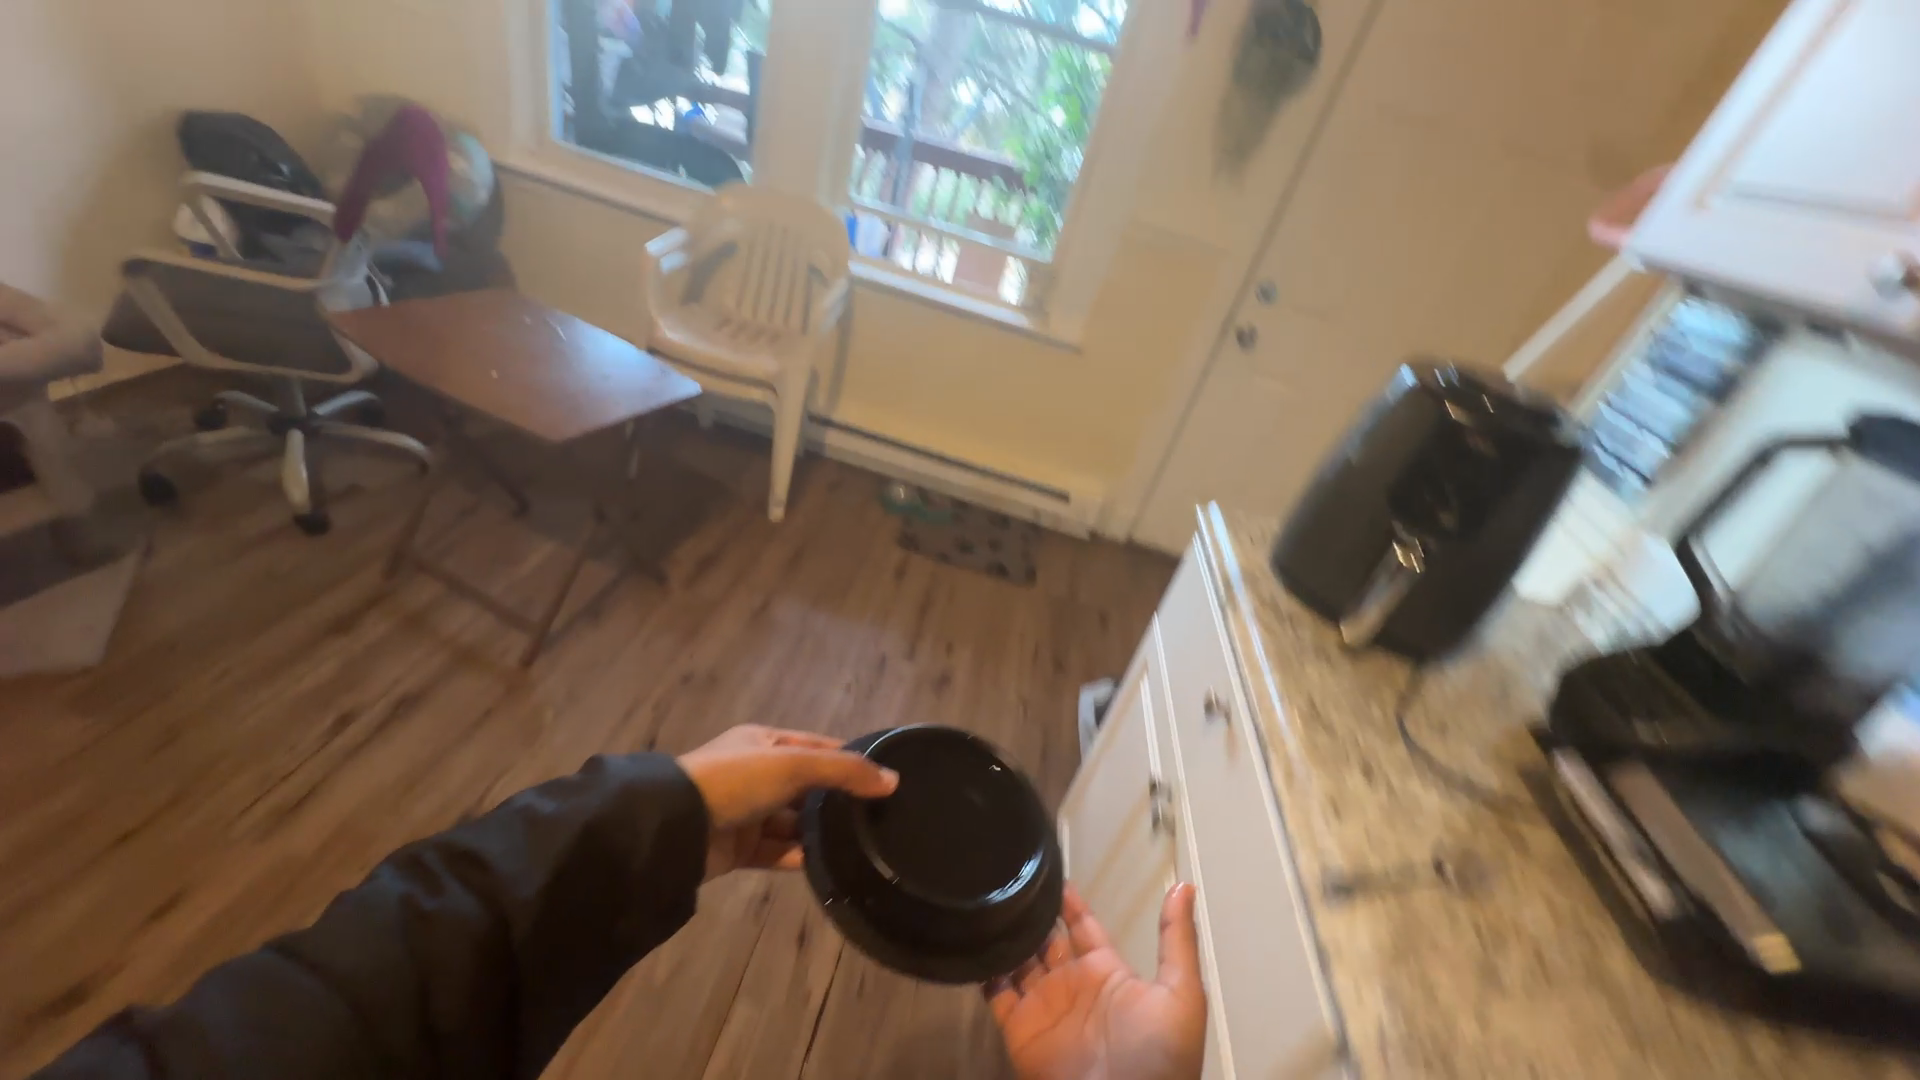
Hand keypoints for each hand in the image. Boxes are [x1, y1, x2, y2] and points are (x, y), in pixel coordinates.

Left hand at [677, 724, 897, 880]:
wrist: (673, 827)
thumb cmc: (736, 780)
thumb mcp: (794, 764)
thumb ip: (844, 771)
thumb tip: (892, 780)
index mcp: (764, 742)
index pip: (817, 746)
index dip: (848, 759)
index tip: (883, 777)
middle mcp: (757, 774)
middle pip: (807, 786)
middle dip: (837, 799)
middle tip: (878, 816)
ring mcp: (747, 812)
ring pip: (793, 821)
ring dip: (819, 831)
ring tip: (859, 843)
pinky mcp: (740, 848)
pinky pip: (778, 851)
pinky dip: (800, 856)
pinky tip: (829, 864)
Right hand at [987, 884, 1206, 1079]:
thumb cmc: (1156, 1056)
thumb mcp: (1181, 996)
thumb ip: (1177, 939)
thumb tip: (1184, 883)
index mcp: (1107, 971)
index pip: (1083, 925)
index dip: (1068, 901)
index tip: (1048, 870)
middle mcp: (1071, 983)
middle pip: (1045, 938)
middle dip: (1031, 914)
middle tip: (1011, 878)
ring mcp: (1043, 1005)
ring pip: (1017, 959)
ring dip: (1007, 934)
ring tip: (989, 900)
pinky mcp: (1018, 1028)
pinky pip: (994, 991)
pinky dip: (984, 967)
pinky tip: (975, 938)